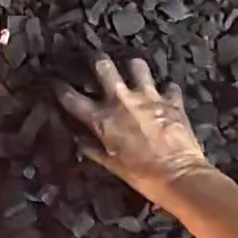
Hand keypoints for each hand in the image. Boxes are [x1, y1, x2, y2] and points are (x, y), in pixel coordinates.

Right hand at [57, 56, 214, 199]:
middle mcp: (121, 100)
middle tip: (97, 60)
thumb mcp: (112, 166)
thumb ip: (93, 149)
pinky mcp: (171, 101)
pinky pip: (169, 86)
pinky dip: (166, 90)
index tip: (55, 81)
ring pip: (137, 66)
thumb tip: (79, 141)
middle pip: (103, 65)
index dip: (60, 87)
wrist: (181, 178)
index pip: (71, 97)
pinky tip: (165, 95)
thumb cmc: (142, 175)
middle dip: (97, 59)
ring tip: (134, 71)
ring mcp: (147, 97)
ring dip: (134, 68)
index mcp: (101, 118)